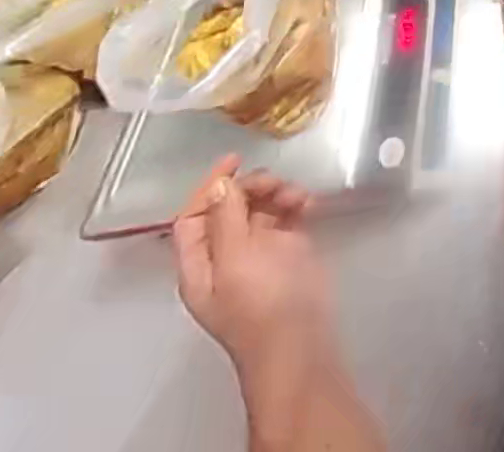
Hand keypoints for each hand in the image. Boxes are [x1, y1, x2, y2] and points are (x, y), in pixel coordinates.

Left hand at [173, 156, 329, 379]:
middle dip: (251, 189)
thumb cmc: (261, 304)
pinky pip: (287, 218)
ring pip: (260, 209)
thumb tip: (221, 184)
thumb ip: (227, 219)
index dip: (210, 187)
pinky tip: (309, 203)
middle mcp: (226, 255)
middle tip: (276, 183)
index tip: (236, 160)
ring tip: (299, 197)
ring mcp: (259, 254)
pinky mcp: (289, 252)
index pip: (194, 215)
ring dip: (277, 194)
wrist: (301, 342)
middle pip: (229, 208)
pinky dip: (295, 205)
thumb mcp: (236, 260)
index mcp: (200, 263)